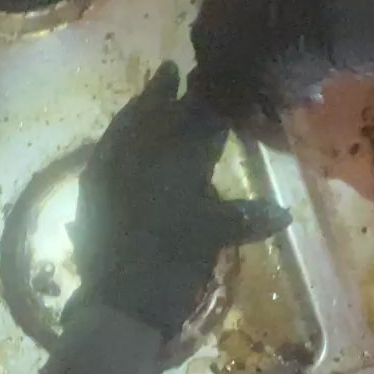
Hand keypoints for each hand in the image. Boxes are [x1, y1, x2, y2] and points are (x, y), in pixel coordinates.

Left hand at [70, 63, 291, 339]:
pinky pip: (106, 148)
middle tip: (173, 72)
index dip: (207, 103)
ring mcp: (108, 170)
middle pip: (154, 113)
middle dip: (166, 93)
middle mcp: (140, 155)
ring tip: (150, 94)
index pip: (196, 121)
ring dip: (139, 109)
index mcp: (176, 159)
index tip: (215, 86)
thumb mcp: (214, 236)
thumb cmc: (173, 264)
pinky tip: (122, 137)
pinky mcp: (90, 188)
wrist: (120, 301)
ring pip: (125, 126)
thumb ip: (247, 218)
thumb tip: (283, 214)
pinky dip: (117, 136)